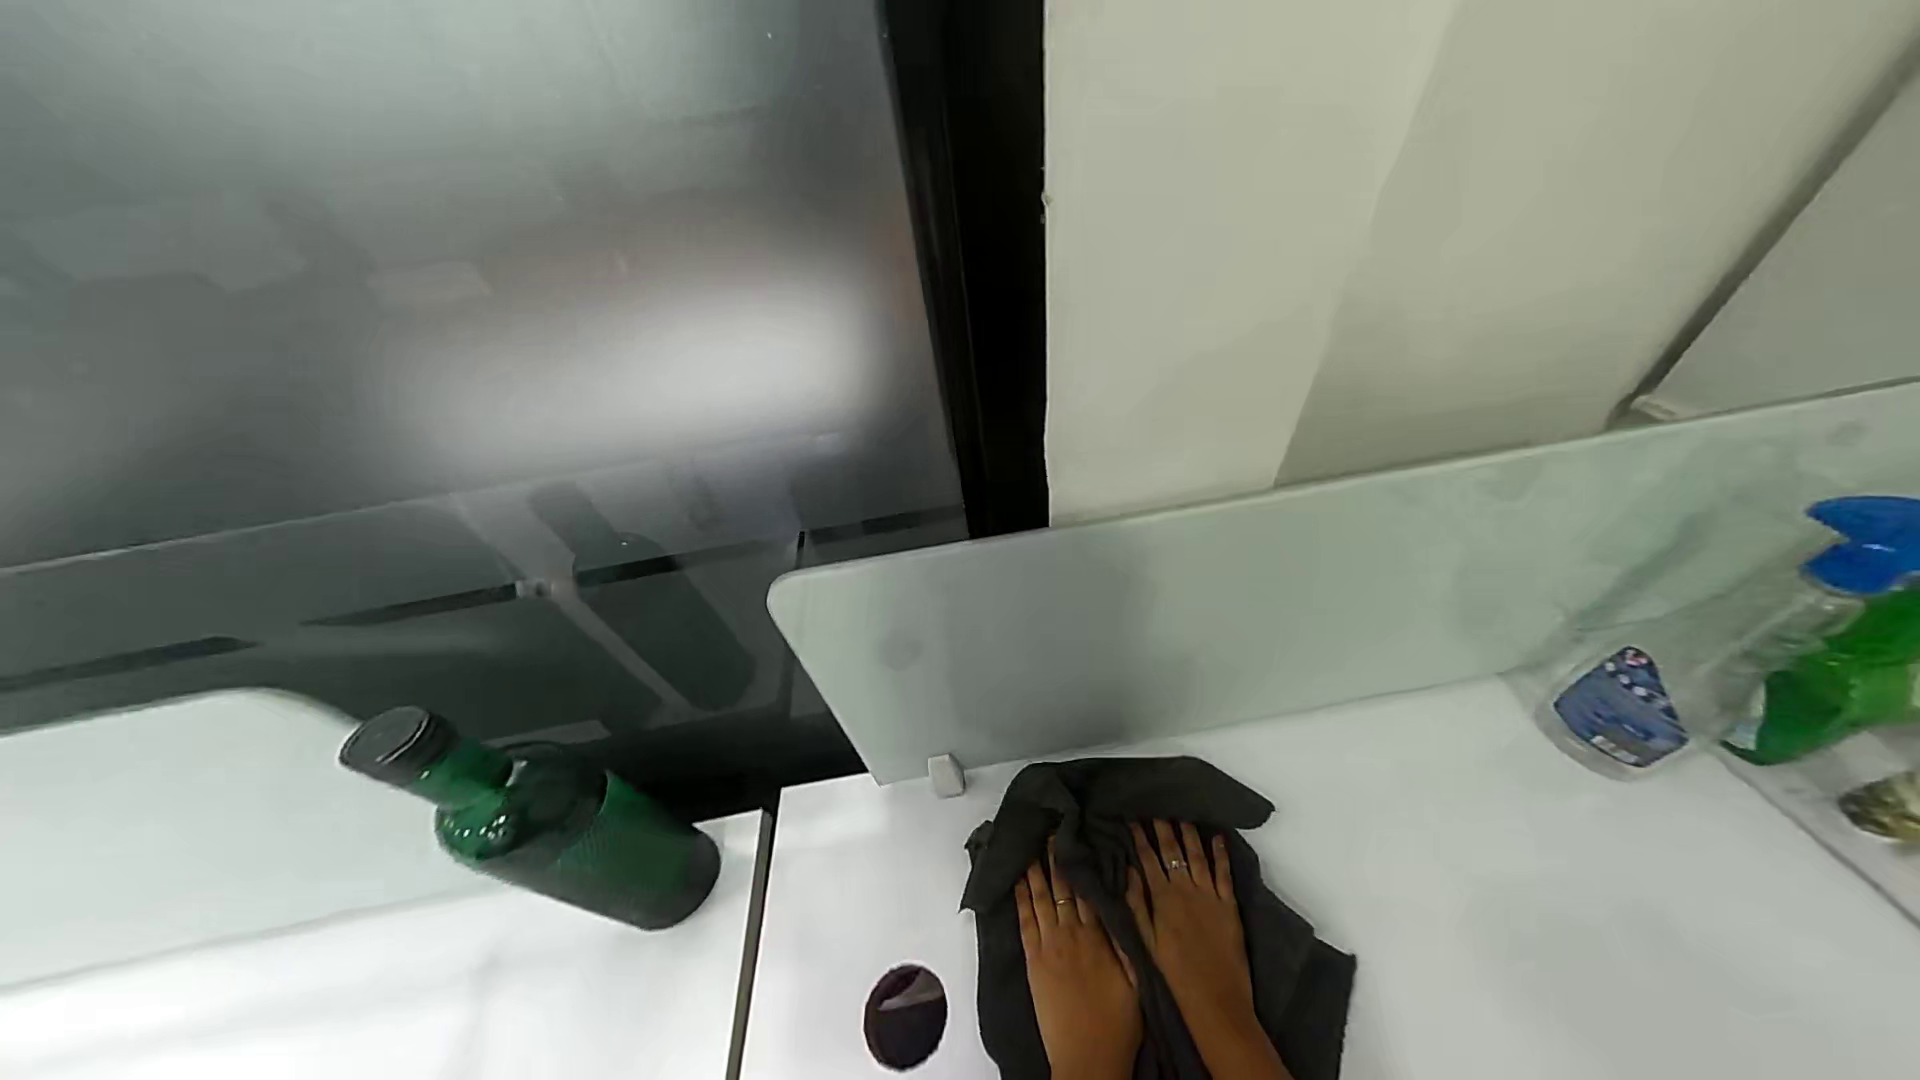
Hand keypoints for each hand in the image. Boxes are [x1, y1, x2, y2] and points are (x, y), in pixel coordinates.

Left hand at [1015, 838, 1140, 1079]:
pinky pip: (1025, 922)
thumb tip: (1128, 905)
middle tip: (1050, 832)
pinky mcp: (1033, 961)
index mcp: (1099, 937)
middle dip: (1056, 858)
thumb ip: (1129, 941)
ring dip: (1035, 871)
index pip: (1088, 891)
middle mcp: (1073, 934)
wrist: (1088, 1060)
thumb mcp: (1137, 980)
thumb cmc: (1119, 1025)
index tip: (1076, 840)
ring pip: (1041, 898)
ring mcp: (1050, 945)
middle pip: (1063, 888)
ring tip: (1030, 846)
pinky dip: (1020, 899)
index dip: (1082, 864)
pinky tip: (1017, 882)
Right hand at [1128, 820, 1291, 1079]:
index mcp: (1162, 898)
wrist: (1215, 1001)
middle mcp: (1185, 890)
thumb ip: (1136, 904)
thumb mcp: (1145, 941)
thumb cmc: (1175, 974)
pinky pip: (1225, 873)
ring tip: (1183, 814)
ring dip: (1189, 833)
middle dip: (1163, 827)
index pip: (1148, 858)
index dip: (1140, 836)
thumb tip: (1127, 871)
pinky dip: (1221, 853)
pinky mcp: (1230, 906)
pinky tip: (1218, 837)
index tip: (1132, 818)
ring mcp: (1209, 896)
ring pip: (1197, 855)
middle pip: (1172, 850)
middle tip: (1156, 807)